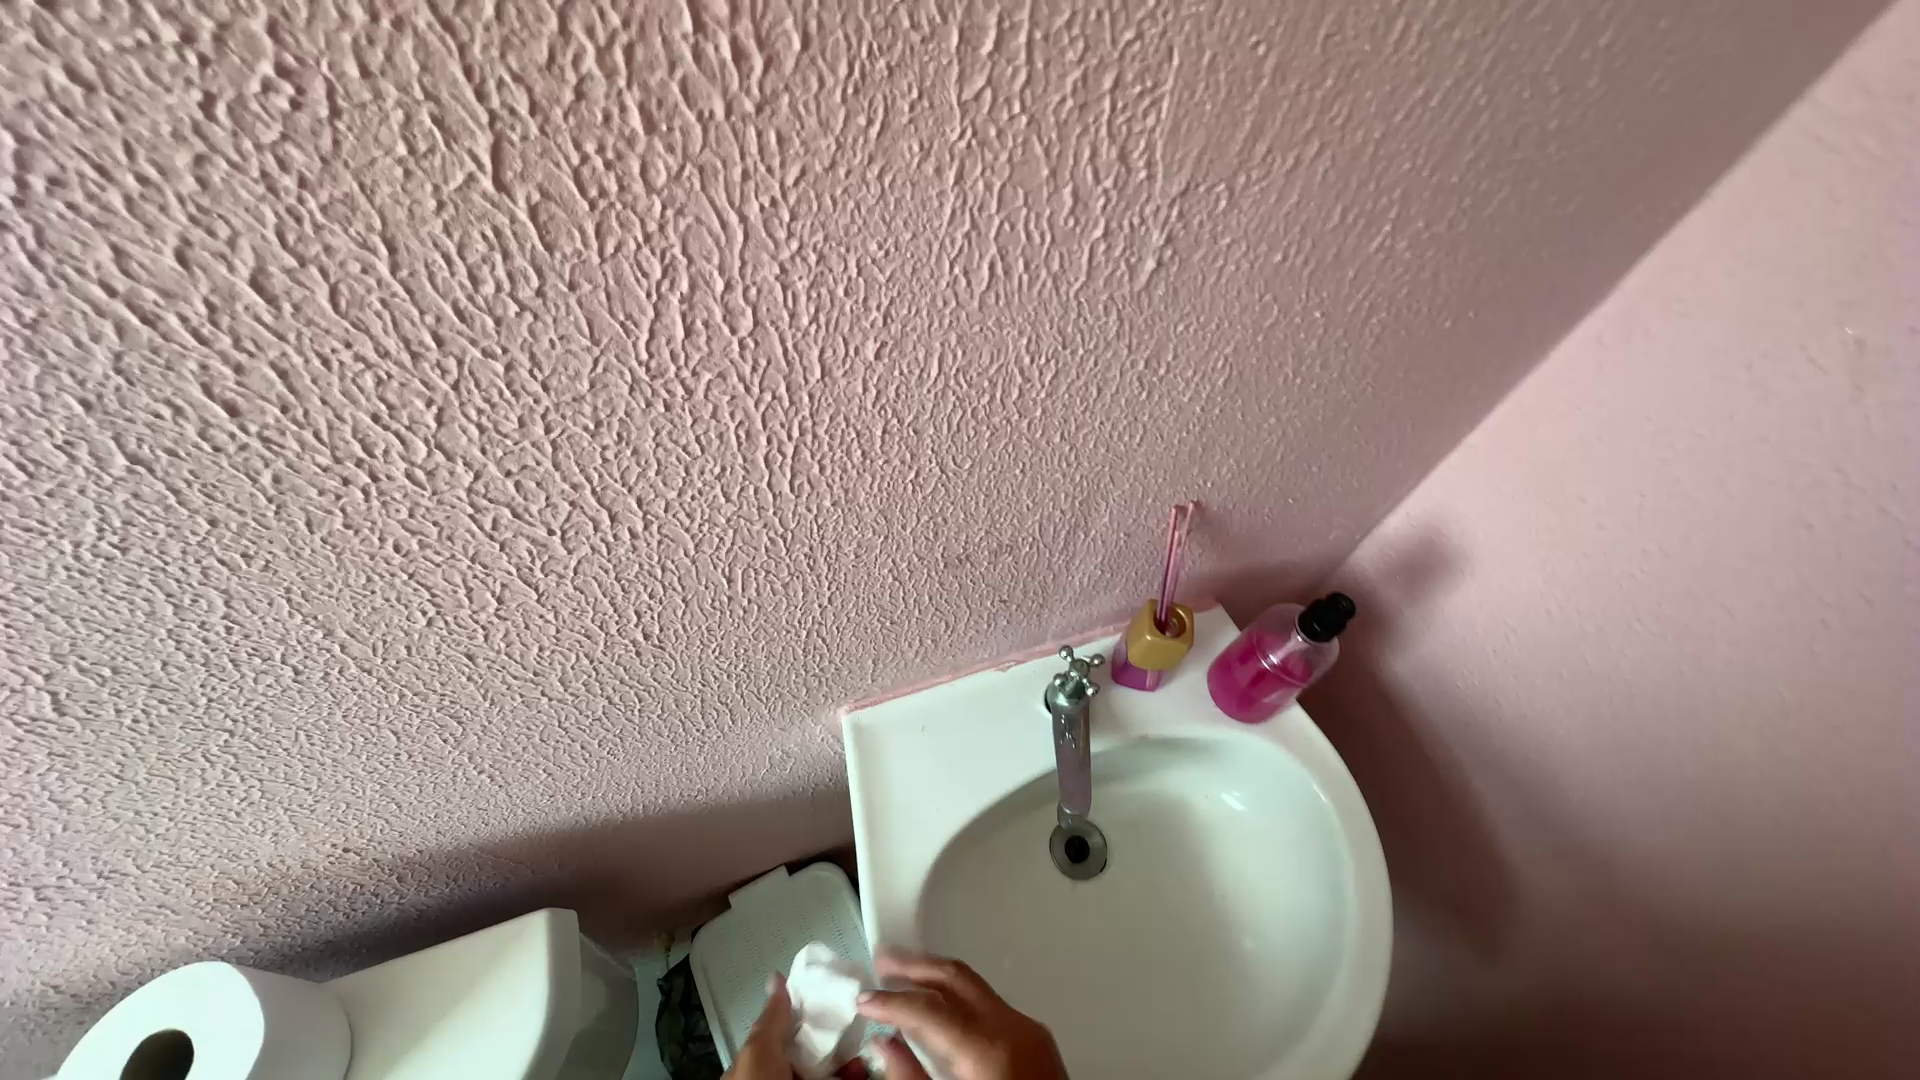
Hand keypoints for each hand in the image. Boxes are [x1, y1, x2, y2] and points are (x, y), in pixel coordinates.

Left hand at [724, 976, 872, 1079]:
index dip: (809, 1016)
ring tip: (864, 1054)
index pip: (787, 1035)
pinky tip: (864, 1070)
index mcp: (759, 1069)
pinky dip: (856, 1075)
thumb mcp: (758, 1055)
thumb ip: (772, 1019)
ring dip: (850, 1061)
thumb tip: (776, 979)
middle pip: (812, 1054)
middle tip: (854, 1027)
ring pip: (831, 1072)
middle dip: (836, 1041)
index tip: (832, 999)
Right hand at [855, 948, 1069, 1079]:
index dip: (892, 1002)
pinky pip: (990, 1003)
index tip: (863, 999)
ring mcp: (1029, 1029)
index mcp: (989, 1051)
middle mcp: (1013, 1027)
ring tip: (901, 970)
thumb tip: (885, 1043)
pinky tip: (938, 1002)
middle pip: (956, 978)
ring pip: (974, 985)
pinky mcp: (1037, 1037)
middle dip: (915, 965)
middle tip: (879, 957)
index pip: (930, 1009)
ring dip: (935, 975)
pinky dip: (958, 995)